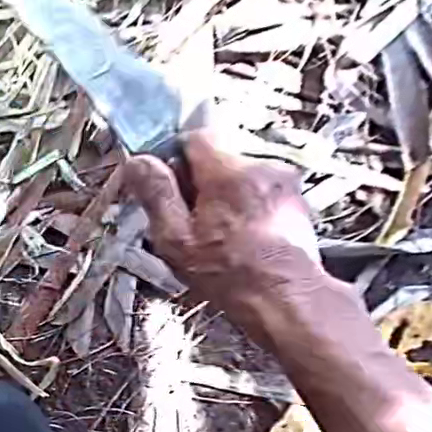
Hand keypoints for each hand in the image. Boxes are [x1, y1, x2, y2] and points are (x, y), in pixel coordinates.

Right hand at [125, 130, 327, 332]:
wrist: (283, 295)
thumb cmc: (224, 271)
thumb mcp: (174, 237)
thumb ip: (157, 194)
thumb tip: (137, 162)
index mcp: (228, 172)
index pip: (196, 136)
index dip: (173, 155)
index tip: (162, 183)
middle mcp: (262, 165)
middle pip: (217, 155)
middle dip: (195, 179)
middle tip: (182, 216)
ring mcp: (283, 180)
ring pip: (237, 172)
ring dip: (217, 193)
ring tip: (208, 230)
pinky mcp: (294, 197)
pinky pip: (256, 187)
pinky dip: (240, 202)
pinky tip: (233, 233)